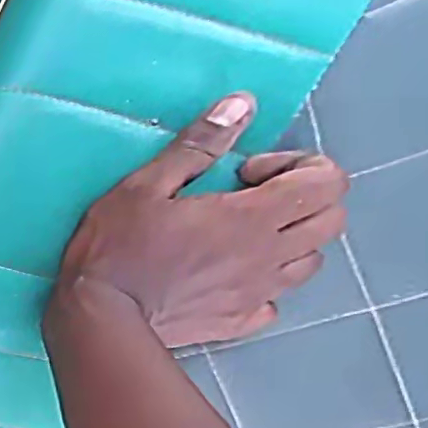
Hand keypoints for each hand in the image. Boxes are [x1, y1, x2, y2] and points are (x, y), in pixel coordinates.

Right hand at [52, 92, 348, 347]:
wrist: (96, 317)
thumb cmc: (114, 250)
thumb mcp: (140, 189)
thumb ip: (194, 147)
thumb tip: (240, 105)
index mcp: (252, 217)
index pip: (327, 180)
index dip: (297, 165)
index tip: (245, 173)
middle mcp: (268, 255)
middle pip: (330, 220)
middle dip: (301, 200)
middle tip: (249, 202)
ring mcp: (255, 293)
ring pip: (308, 262)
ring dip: (287, 243)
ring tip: (241, 242)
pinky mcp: (235, 323)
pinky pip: (272, 304)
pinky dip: (262, 289)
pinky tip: (229, 282)